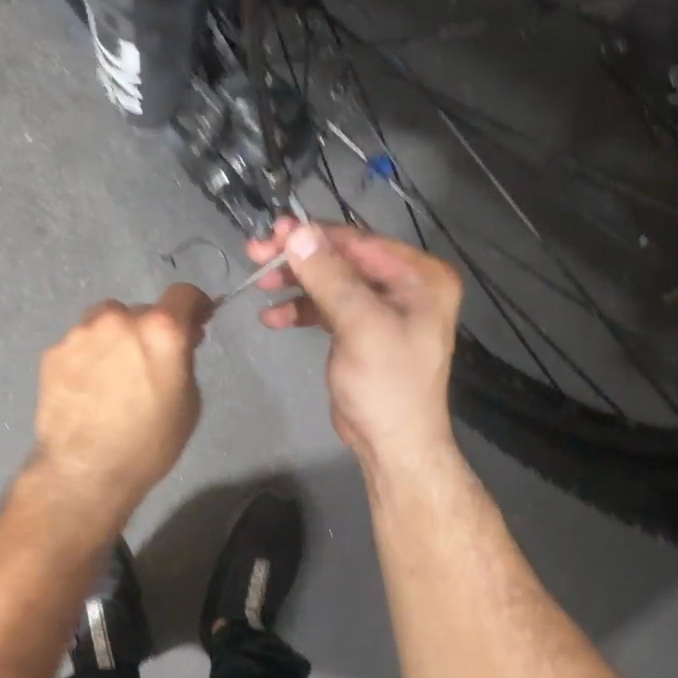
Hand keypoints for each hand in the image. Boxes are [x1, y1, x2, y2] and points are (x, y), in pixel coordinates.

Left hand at [32, 283, 212, 519]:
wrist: (84, 472)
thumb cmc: (148, 444)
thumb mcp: (188, 403)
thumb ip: (183, 361)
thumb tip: (178, 343)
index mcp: (160, 330)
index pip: (183, 294)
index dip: (194, 306)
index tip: (195, 321)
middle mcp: (118, 320)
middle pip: (141, 311)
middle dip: (149, 330)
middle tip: (149, 361)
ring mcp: (80, 334)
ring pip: (105, 322)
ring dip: (115, 338)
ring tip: (114, 374)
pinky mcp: (53, 352)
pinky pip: (80, 344)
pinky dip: (89, 357)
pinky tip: (88, 388)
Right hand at [248, 220, 463, 471]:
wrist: (393, 444)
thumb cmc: (386, 385)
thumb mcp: (360, 326)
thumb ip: (330, 278)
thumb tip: (296, 233)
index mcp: (421, 276)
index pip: (360, 242)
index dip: (314, 236)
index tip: (271, 233)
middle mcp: (407, 285)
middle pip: (343, 259)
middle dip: (300, 258)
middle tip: (256, 254)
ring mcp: (384, 309)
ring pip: (331, 282)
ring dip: (295, 283)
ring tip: (259, 284)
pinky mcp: (362, 330)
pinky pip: (328, 308)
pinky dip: (301, 309)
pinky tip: (272, 317)